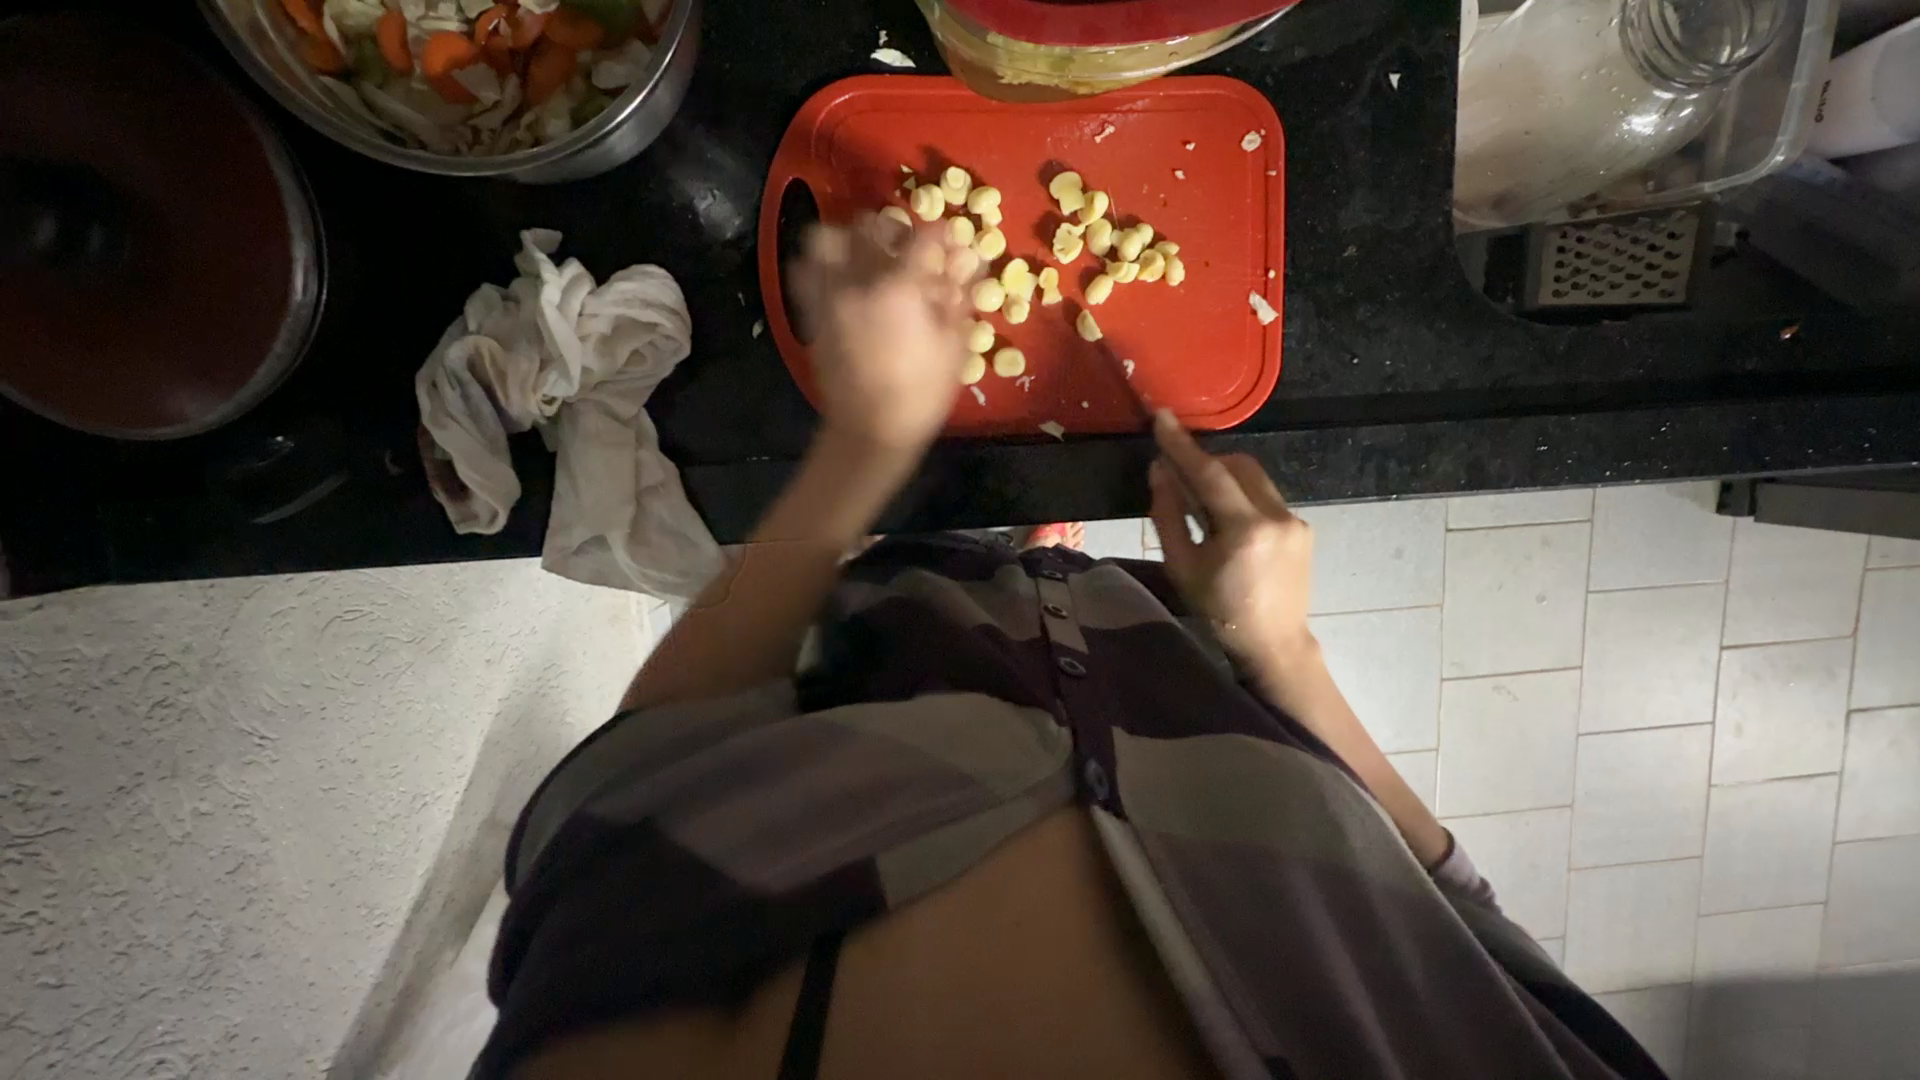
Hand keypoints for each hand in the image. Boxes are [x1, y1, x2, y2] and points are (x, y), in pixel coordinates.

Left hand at [789, 215, 976, 452]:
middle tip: (903, 246)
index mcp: (901, 287)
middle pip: (870, 225)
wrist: (871, 431)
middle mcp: (860, 280)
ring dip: (846, 238)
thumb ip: (958, 299)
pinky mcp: (812, 314)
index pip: (924, 237)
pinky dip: (818, 265)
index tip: (948, 241)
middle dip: (891, 228)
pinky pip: (805, 273)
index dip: (940, 233)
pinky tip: (835, 277)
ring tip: (861, 254)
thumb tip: (967, 266)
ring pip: (827, 239)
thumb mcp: (953, 347)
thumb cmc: (921, 394)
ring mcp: (830, 295)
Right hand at [1147, 409, 1316, 670]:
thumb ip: (1168, 514)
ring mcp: (1295, 520)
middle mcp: (1277, 516)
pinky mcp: (1302, 526)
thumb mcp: (1182, 566)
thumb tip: (1160, 470)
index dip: (1182, 444)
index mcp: (1245, 530)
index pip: (1210, 474)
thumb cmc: (1218, 611)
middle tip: (1177, 469)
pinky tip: (1226, 517)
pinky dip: (1241, 494)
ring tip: (1199, 496)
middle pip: (1237, 465)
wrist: (1273, 643)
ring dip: (1224, 475)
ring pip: (1255, 476)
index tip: (1161, 418)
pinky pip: (1266, 495)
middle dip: (1205, 459)